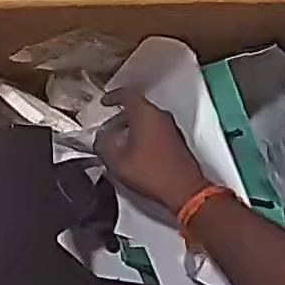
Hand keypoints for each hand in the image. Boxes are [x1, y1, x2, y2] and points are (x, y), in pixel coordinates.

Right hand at [95, 88, 209, 212]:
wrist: (183, 190)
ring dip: (131, 126)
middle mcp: (160, 116)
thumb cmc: (150, 172)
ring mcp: (171, 128)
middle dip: (120, 116)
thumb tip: (101, 138)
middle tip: (107, 128)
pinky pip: (155, 129)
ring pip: (147, 118)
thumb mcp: (115, 159)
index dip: (113, 96)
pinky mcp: (176, 141)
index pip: (128, 94)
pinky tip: (133, 151)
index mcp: (145, 115)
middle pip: (137, 107)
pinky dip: (142, 134)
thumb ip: (103, 143)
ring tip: (118, 142)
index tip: (105, 102)